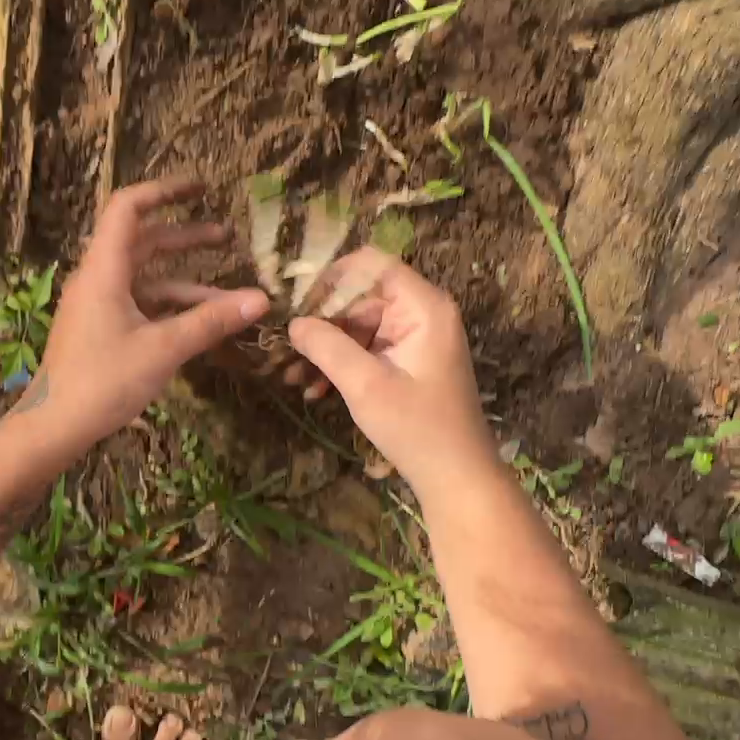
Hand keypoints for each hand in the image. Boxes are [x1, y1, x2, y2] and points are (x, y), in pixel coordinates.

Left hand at [23, 180, 269, 449]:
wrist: (55, 425)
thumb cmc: (103, 381)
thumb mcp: (163, 350)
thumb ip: (210, 322)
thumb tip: (260, 300)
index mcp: (104, 270)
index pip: (128, 208)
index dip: (163, 191)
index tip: (199, 188)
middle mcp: (98, 279)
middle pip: (143, 242)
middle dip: (185, 237)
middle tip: (226, 236)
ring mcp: (97, 306)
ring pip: (145, 279)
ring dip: (185, 283)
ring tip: (229, 296)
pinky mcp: (99, 330)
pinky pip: (139, 306)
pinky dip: (169, 309)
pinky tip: (201, 324)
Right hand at [285, 248, 496, 490]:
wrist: (454, 475)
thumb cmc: (415, 427)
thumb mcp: (365, 385)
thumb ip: (327, 347)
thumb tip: (293, 323)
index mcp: (422, 307)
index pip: (370, 265)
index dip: (329, 279)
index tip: (295, 307)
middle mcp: (421, 313)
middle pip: (359, 298)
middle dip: (320, 325)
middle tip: (285, 353)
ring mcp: (413, 338)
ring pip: (356, 326)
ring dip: (324, 350)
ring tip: (292, 379)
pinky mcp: (406, 361)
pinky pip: (365, 349)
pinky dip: (339, 366)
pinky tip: (314, 390)